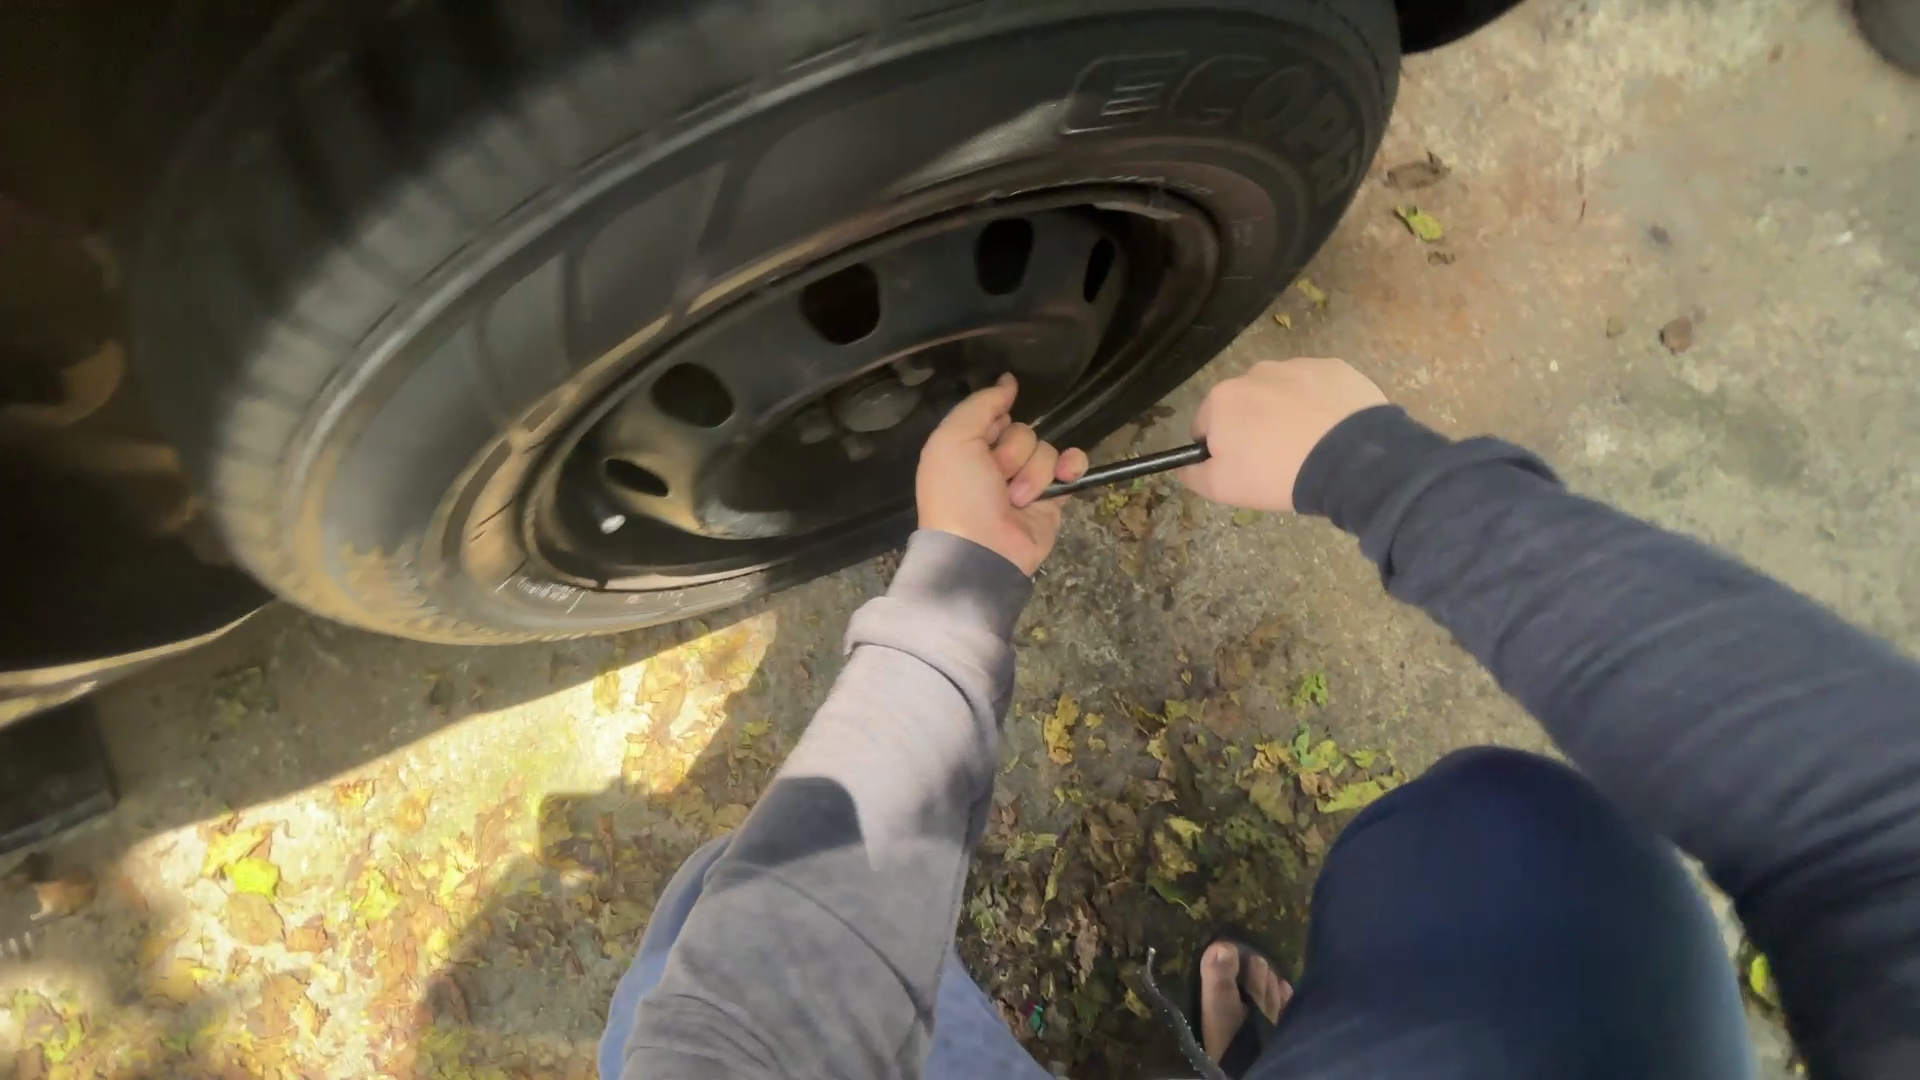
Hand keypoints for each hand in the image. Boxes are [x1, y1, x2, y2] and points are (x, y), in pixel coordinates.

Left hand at [917, 374, 1088, 575]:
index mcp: (968, 449)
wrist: (982, 550)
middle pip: (1023, 431)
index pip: (995, 415)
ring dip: (1032, 472)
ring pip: (1045, 449)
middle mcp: (996, 464)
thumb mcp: (952, 439)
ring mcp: (1026, 482)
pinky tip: (1065, 474)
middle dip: (1013, 453)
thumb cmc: (958, 493)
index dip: (995, 422)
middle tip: (996, 478)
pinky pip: (1071, 467)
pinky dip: (1072, 467)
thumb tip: (1008, 381)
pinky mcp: (1052, 499)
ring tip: (1015, 499)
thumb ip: (980, 405)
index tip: (989, 437)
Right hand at [1179, 357, 1387, 511]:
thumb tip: (1183, 466)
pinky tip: (1330, 431)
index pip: (1205, 425)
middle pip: (1243, 405)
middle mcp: (1254, 373)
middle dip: (1252, 427)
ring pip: (1280, 394)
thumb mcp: (1221, 488)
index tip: (1240, 467)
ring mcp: (1296, 366)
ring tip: (1307, 446)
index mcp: (1221, 399)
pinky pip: (1316, 388)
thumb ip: (1192, 475)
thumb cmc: (1275, 473)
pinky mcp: (1334, 368)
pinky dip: (1318, 405)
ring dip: (1285, 414)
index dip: (1218, 450)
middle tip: (1274, 460)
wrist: (1350, 460)